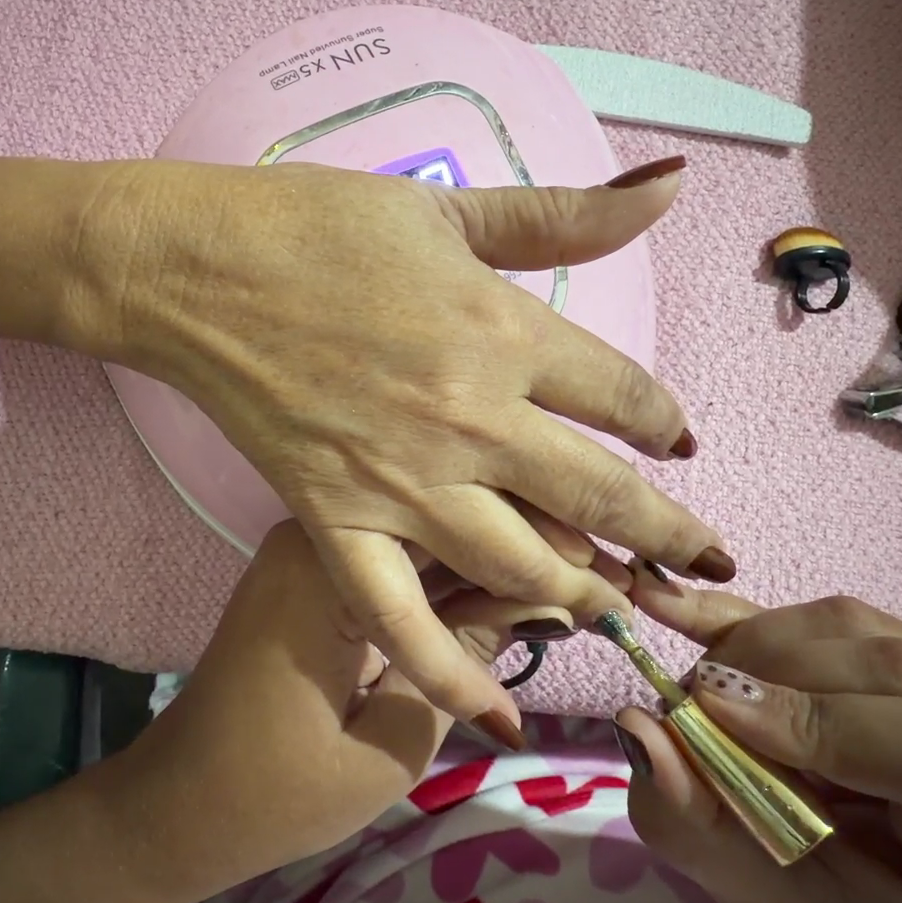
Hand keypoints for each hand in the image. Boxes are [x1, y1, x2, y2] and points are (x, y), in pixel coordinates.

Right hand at [93, 157, 729, 739]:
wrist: (199, 271)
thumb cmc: (318, 226)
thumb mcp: (449, 211)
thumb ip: (561, 215)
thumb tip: (668, 189)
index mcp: (502, 335)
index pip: (624, 397)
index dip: (663, 423)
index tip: (673, 440)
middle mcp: (470, 423)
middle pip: (599, 497)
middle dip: (665, 532)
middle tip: (703, 560)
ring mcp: (403, 485)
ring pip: (524, 566)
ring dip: (585, 591)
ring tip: (616, 602)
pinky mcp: (336, 522)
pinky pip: (399, 619)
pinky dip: (451, 673)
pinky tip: (501, 713)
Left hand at [121, 518, 627, 881]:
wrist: (185, 796)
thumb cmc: (280, 784)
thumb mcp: (393, 732)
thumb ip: (470, 653)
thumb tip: (555, 596)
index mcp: (331, 562)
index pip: (461, 528)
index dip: (547, 548)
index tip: (618, 574)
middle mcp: (321, 531)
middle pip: (447, 513)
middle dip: (533, 540)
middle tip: (612, 573)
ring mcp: (316, 544)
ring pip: (428, 527)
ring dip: (500, 551)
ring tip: (579, 575)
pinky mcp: (317, 565)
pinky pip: (399, 550)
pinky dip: (454, 570)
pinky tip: (512, 584)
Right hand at [617, 586, 901, 902]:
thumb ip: (711, 833)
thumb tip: (638, 726)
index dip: (814, 717)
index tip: (707, 710)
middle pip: (890, 667)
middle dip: (764, 671)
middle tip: (685, 708)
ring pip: (857, 629)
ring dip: (756, 645)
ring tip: (703, 691)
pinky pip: (836, 625)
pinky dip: (756, 623)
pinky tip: (689, 613)